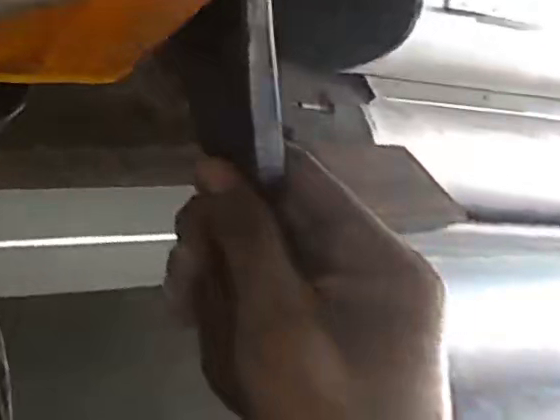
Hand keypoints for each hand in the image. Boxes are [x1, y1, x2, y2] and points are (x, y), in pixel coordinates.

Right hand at [167, 147, 447, 419]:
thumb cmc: (322, 404)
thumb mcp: (276, 316)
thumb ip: (244, 232)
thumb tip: (211, 163)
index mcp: (374, 257)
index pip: (299, 172)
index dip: (242, 170)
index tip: (195, 189)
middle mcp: (359, 264)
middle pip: (263, 210)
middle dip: (214, 237)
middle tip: (186, 273)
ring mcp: (337, 293)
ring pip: (247, 243)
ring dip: (208, 270)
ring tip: (186, 309)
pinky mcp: (313, 317)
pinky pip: (252, 278)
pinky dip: (219, 295)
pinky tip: (199, 319)